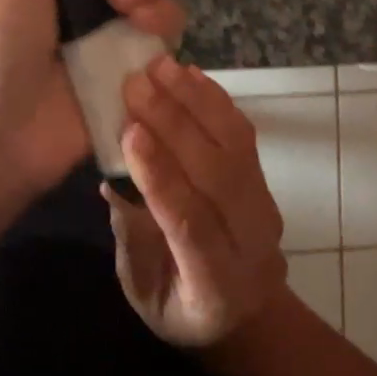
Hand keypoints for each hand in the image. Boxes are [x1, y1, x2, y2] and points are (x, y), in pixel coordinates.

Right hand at [104, 56, 286, 346]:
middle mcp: (250, 241)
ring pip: (235, 146)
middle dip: (174, 124)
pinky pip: (243, 134)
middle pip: (217, 175)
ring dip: (196, 99)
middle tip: (135, 84)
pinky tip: (189, 72)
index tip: (130, 133)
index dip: (162, 177)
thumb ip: (132, 242)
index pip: (192, 224)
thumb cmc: (178, 307)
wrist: (244, 310)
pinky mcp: (262, 179)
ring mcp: (263, 205)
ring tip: (160, 66)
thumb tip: (113, 182)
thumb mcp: (144, 295)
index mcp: (215, 283)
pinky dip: (215, 99)